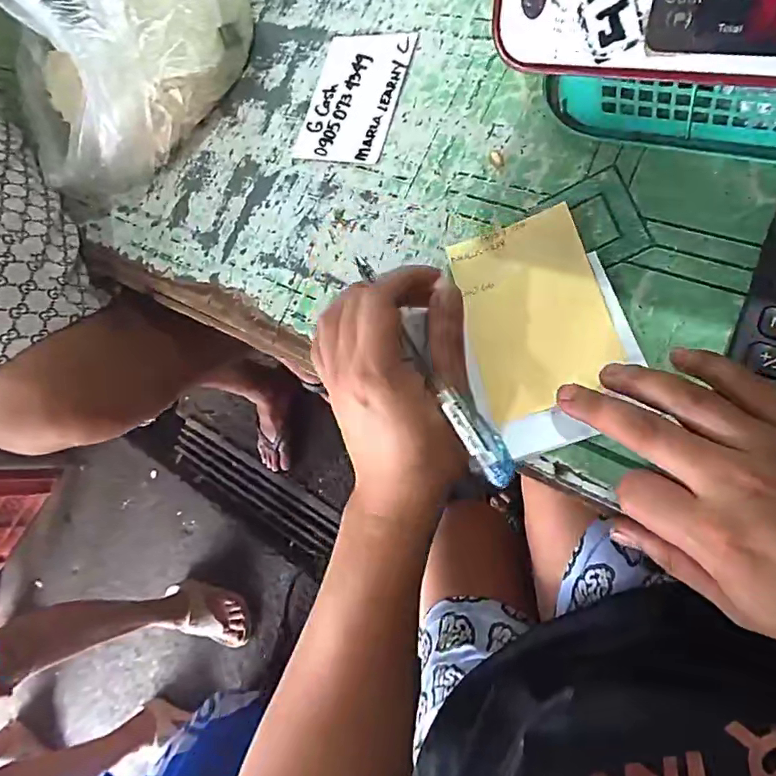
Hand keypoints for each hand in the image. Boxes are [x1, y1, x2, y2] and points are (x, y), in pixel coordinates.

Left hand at [311, 266, 468, 519]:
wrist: (394, 497)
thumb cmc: (431, 454)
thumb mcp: (451, 396)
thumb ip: (446, 339)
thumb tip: (446, 291)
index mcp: (374, 369)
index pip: (377, 299)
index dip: (407, 279)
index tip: (437, 281)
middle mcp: (343, 366)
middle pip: (354, 300)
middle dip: (391, 286)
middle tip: (426, 296)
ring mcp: (331, 375)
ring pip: (333, 313)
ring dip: (366, 299)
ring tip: (400, 308)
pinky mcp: (329, 384)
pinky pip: (325, 336)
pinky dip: (345, 318)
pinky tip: (371, 327)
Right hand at [556, 348, 775, 670]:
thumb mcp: (744, 610)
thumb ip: (677, 562)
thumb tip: (623, 530)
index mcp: (711, 534)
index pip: (634, 490)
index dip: (620, 491)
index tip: (626, 497)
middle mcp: (726, 479)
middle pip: (642, 430)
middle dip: (596, 409)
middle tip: (566, 393)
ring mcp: (763, 444)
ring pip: (683, 397)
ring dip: (637, 379)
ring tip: (607, 370)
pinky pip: (742, 383)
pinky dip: (707, 366)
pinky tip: (678, 357)